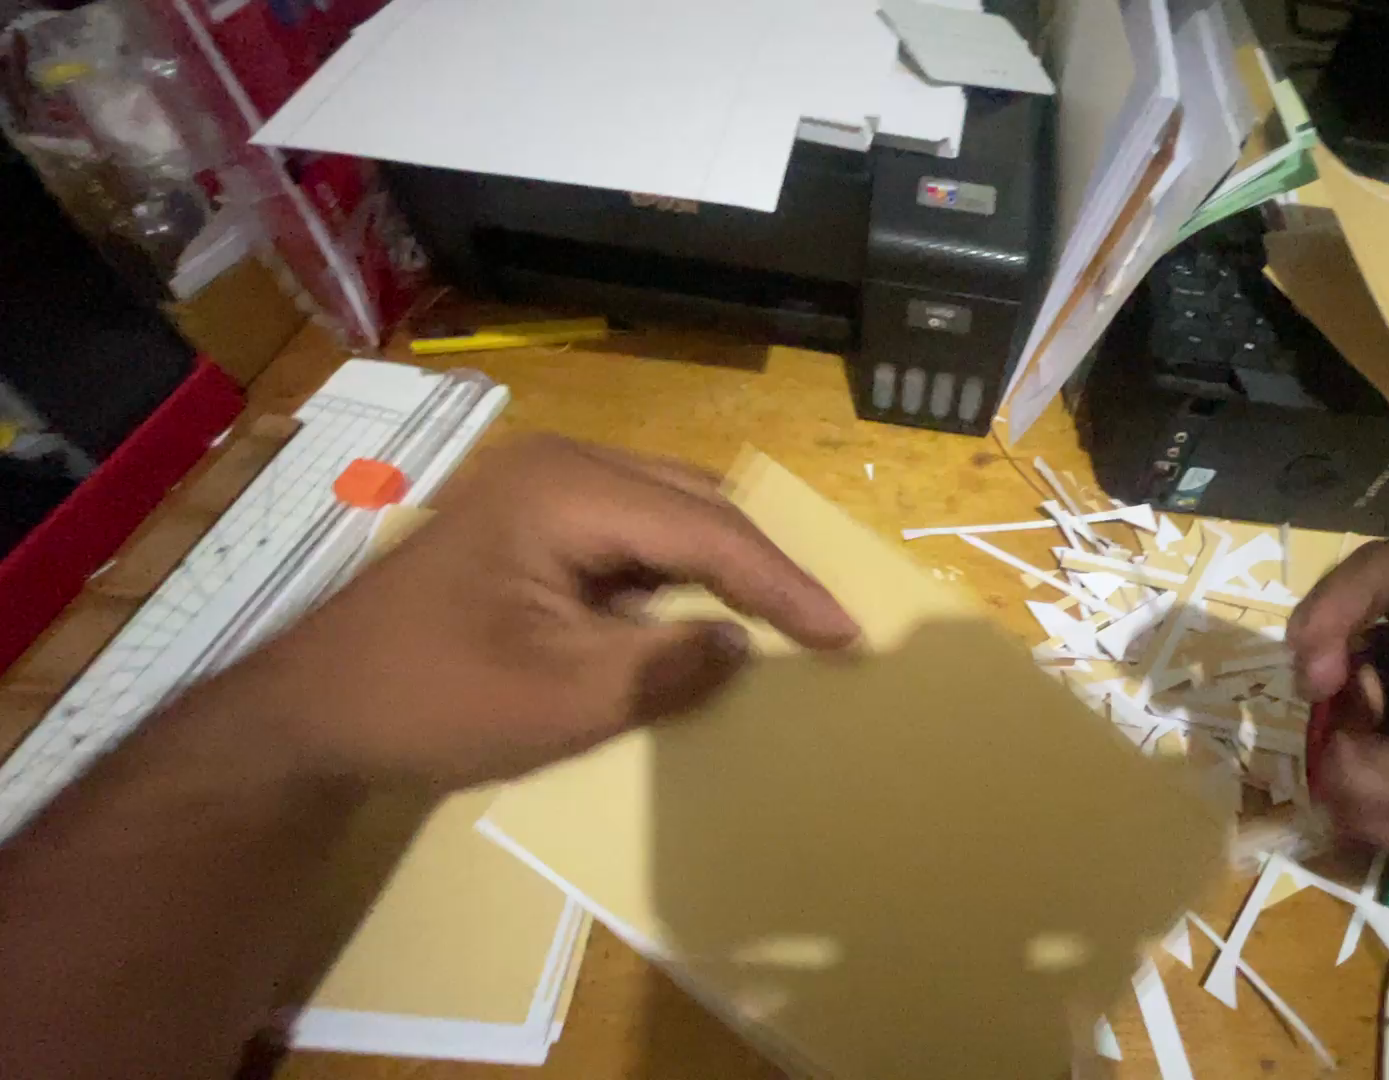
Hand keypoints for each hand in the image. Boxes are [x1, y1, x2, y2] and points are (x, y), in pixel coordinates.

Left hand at [209, 435, 858, 788]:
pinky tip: (711, 605)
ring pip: (681, 510)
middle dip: (765, 566)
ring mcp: (554, 485)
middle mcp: (569, 466)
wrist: (308, 715)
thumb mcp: (562, 701)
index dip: (783, 586)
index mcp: (568, 492)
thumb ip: (670, 668)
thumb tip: (743, 644)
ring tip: (782, 614)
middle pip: (702, 506)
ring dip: (732, 563)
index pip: (708, 532)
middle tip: (819, 623)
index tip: (841, 633)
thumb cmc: (427, 704)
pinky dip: (690, 568)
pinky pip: (647, 530)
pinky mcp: (548, 515)